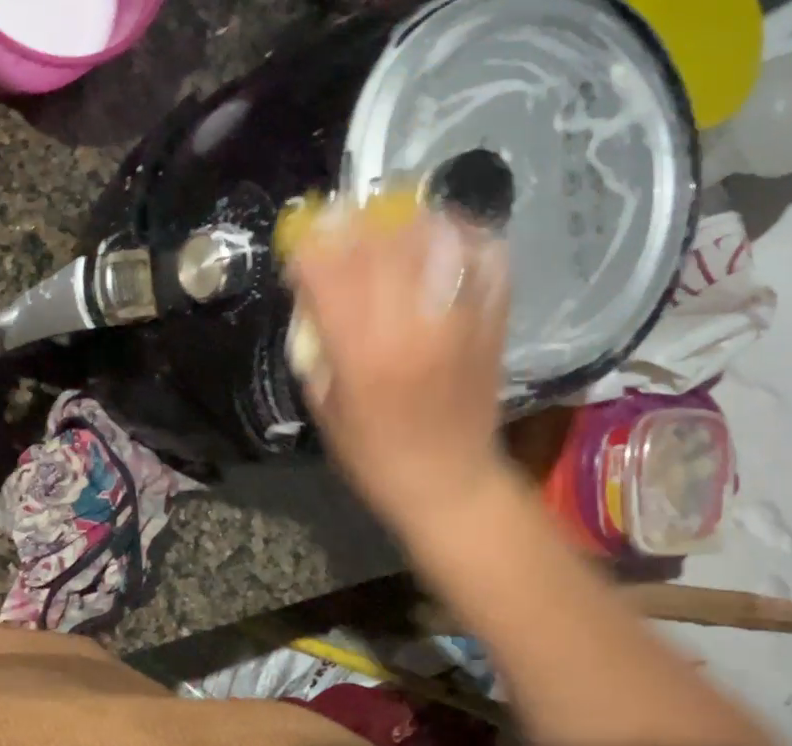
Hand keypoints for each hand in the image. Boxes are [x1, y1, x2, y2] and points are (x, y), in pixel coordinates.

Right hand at [287, 212, 512, 531]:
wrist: (448, 479)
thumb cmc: (372, 453)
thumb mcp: (323, 403)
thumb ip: (319, 344)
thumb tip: (313, 293)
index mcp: (361, 354)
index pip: (329, 274)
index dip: (309, 250)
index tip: (299, 246)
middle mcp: (412, 324)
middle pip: (378, 244)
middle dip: (351, 226)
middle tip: (337, 222)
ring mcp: (459, 315)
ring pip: (432, 237)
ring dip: (403, 221)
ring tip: (386, 223)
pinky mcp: (492, 316)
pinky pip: (483, 253)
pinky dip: (460, 234)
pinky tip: (439, 235)